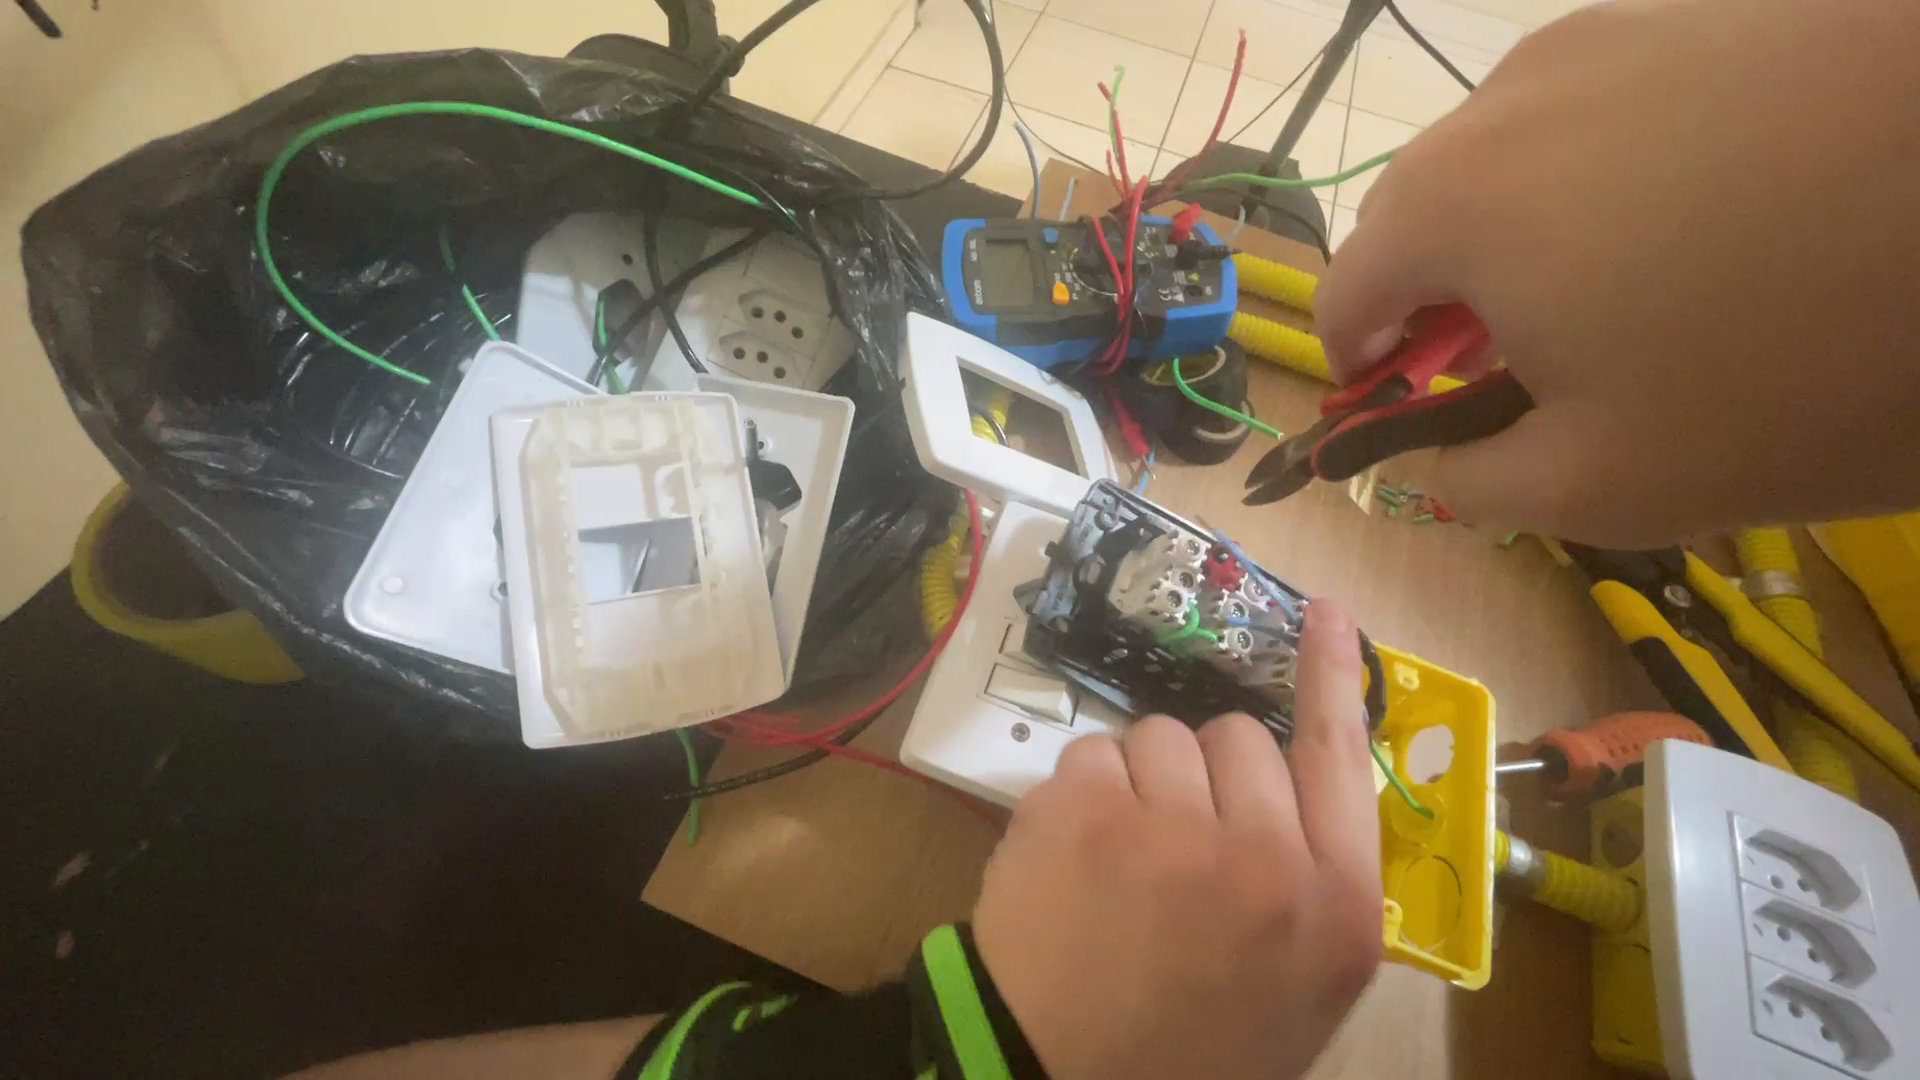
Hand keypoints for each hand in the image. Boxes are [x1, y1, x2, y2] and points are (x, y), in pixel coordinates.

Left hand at [973, 602, 1382, 1079]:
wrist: (1059, 1079)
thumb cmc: (1184, 1037)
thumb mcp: (1292, 982)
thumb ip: (1307, 882)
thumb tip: (1288, 792)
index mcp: (1334, 906)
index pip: (1341, 756)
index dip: (1332, 677)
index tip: (1328, 611)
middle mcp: (1264, 855)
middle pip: (1237, 736)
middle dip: (1204, 775)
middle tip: (1174, 842)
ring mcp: (1170, 826)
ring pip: (1160, 735)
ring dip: (1141, 781)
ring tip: (1121, 859)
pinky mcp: (1087, 808)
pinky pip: (1095, 750)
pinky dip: (1082, 790)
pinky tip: (1073, 856)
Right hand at [1317, 0, 1919, 546]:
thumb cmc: (1806, 365)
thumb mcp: (1599, 485)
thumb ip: (1465, 483)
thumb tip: (1427, 460)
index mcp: (1449, 206)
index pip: (1342, 293)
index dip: (1354, 361)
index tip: (1394, 401)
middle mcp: (1505, 102)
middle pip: (1408, 220)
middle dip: (1427, 296)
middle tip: (1500, 358)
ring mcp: (1614, 38)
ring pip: (1495, 162)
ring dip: (1506, 236)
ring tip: (1601, 287)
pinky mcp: (1714, 12)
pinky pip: (1594, 114)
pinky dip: (1596, 179)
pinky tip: (1691, 219)